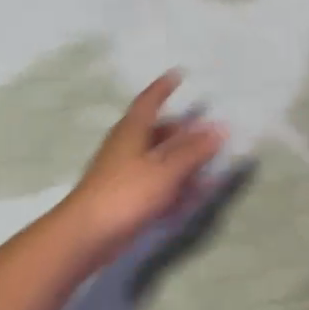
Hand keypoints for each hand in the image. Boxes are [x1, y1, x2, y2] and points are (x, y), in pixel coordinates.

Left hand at [60, 71, 226, 250]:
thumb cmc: (127, 192)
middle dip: (184, 131)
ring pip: (161, 160)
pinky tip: (193, 195)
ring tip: (210, 167)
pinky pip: (158, 183)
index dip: (164, 87)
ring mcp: (127, 172)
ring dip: (184, 162)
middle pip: (159, 132)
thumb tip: (220, 128)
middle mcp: (129, 146)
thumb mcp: (166, 169)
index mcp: (133, 130)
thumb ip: (194, 150)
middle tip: (209, 130)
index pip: (150, 100)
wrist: (87, 235)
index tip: (179, 74)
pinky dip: (175, 185)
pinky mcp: (128, 197)